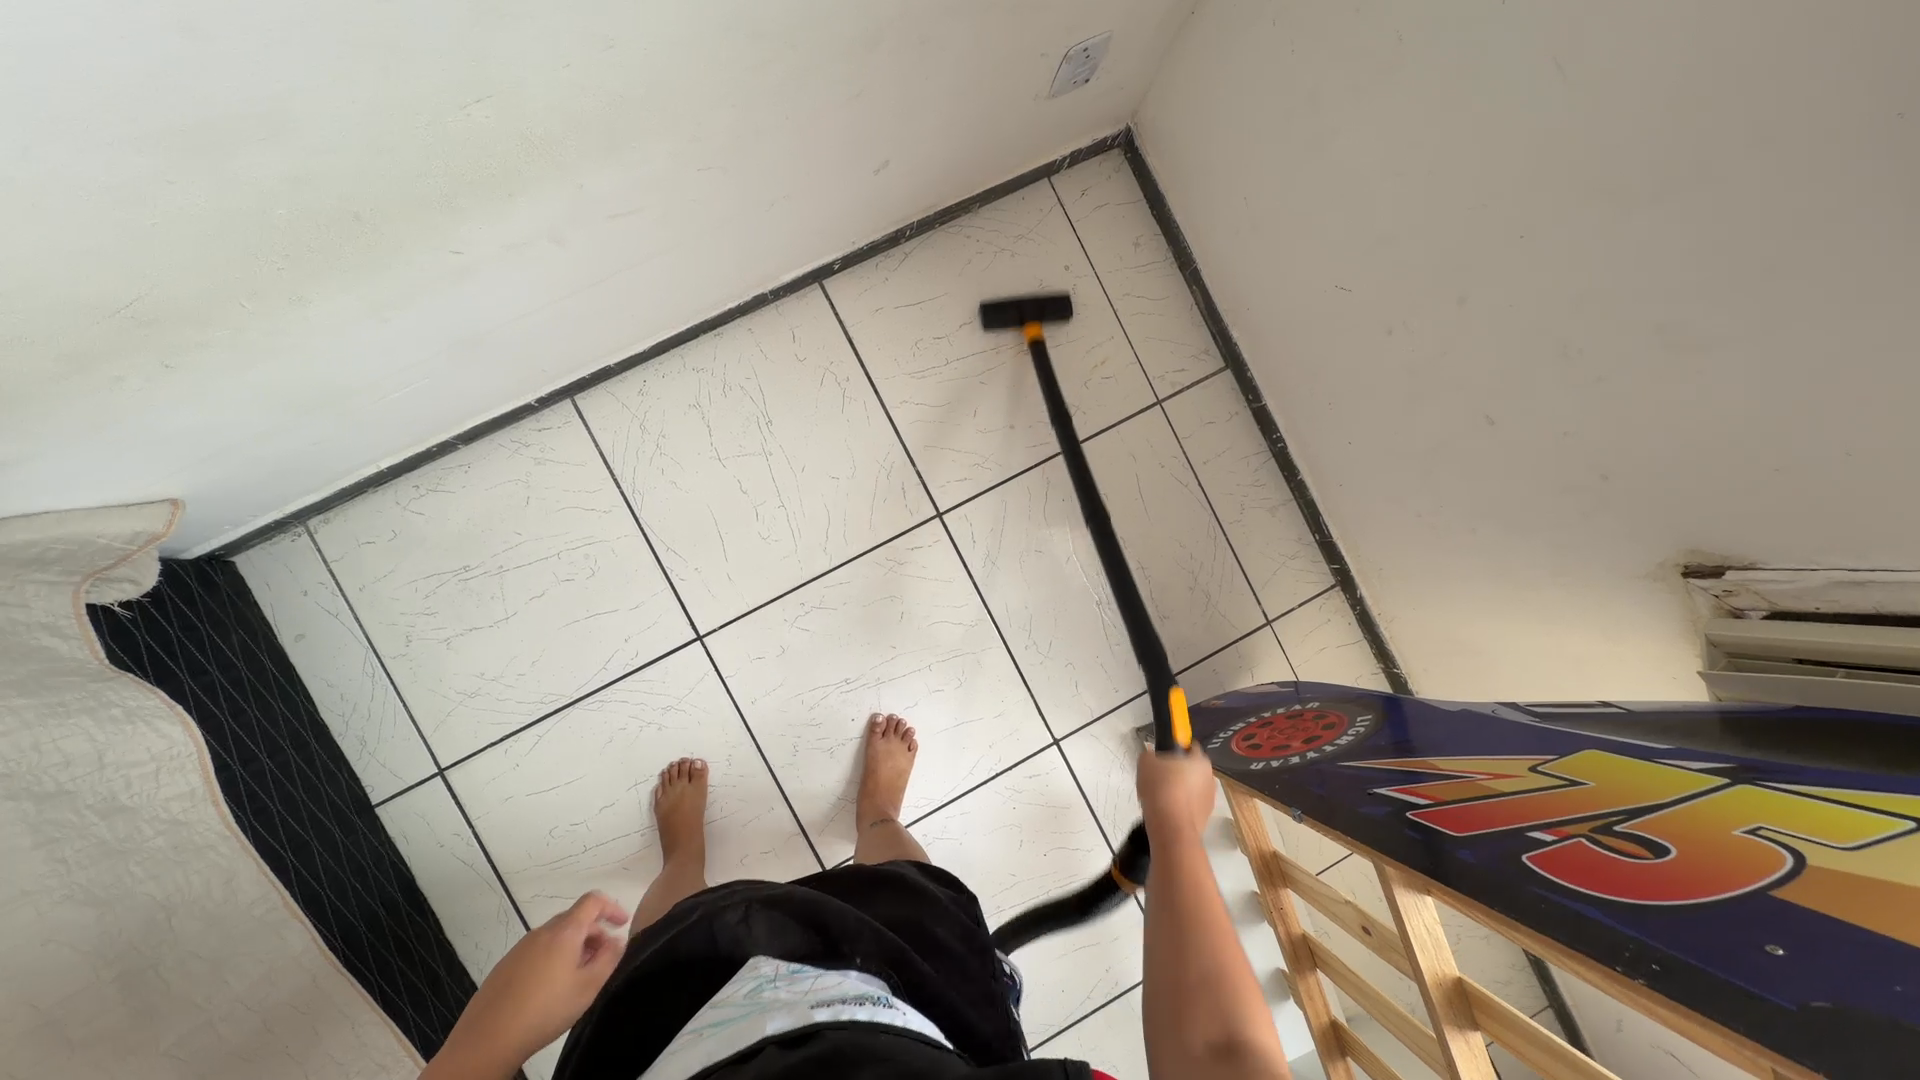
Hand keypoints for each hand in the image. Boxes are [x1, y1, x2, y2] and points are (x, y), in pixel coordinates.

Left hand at [429, 892, 630, 1076]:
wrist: (487, 1039)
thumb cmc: (545, 1010)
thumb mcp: (588, 987)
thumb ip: (609, 959)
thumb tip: (617, 941)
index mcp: (564, 932)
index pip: (592, 901)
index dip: (612, 907)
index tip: (622, 924)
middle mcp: (541, 933)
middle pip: (574, 919)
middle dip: (594, 933)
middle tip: (603, 959)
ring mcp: (520, 948)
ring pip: (556, 936)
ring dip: (574, 947)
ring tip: (579, 976)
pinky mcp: (505, 966)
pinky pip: (538, 951)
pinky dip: (554, 958)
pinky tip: (551, 988)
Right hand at [1137, 745, 1216, 840]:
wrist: (1170, 827)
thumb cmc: (1160, 788)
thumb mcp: (1145, 762)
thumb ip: (1150, 754)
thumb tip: (1152, 756)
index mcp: (1200, 759)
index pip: (1190, 746)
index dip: (1175, 749)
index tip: (1162, 756)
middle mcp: (1210, 776)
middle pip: (1192, 768)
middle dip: (1178, 770)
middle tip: (1159, 775)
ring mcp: (1210, 797)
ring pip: (1193, 787)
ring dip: (1182, 789)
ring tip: (1162, 795)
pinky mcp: (1207, 816)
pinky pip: (1192, 804)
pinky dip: (1183, 805)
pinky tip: (1168, 809)